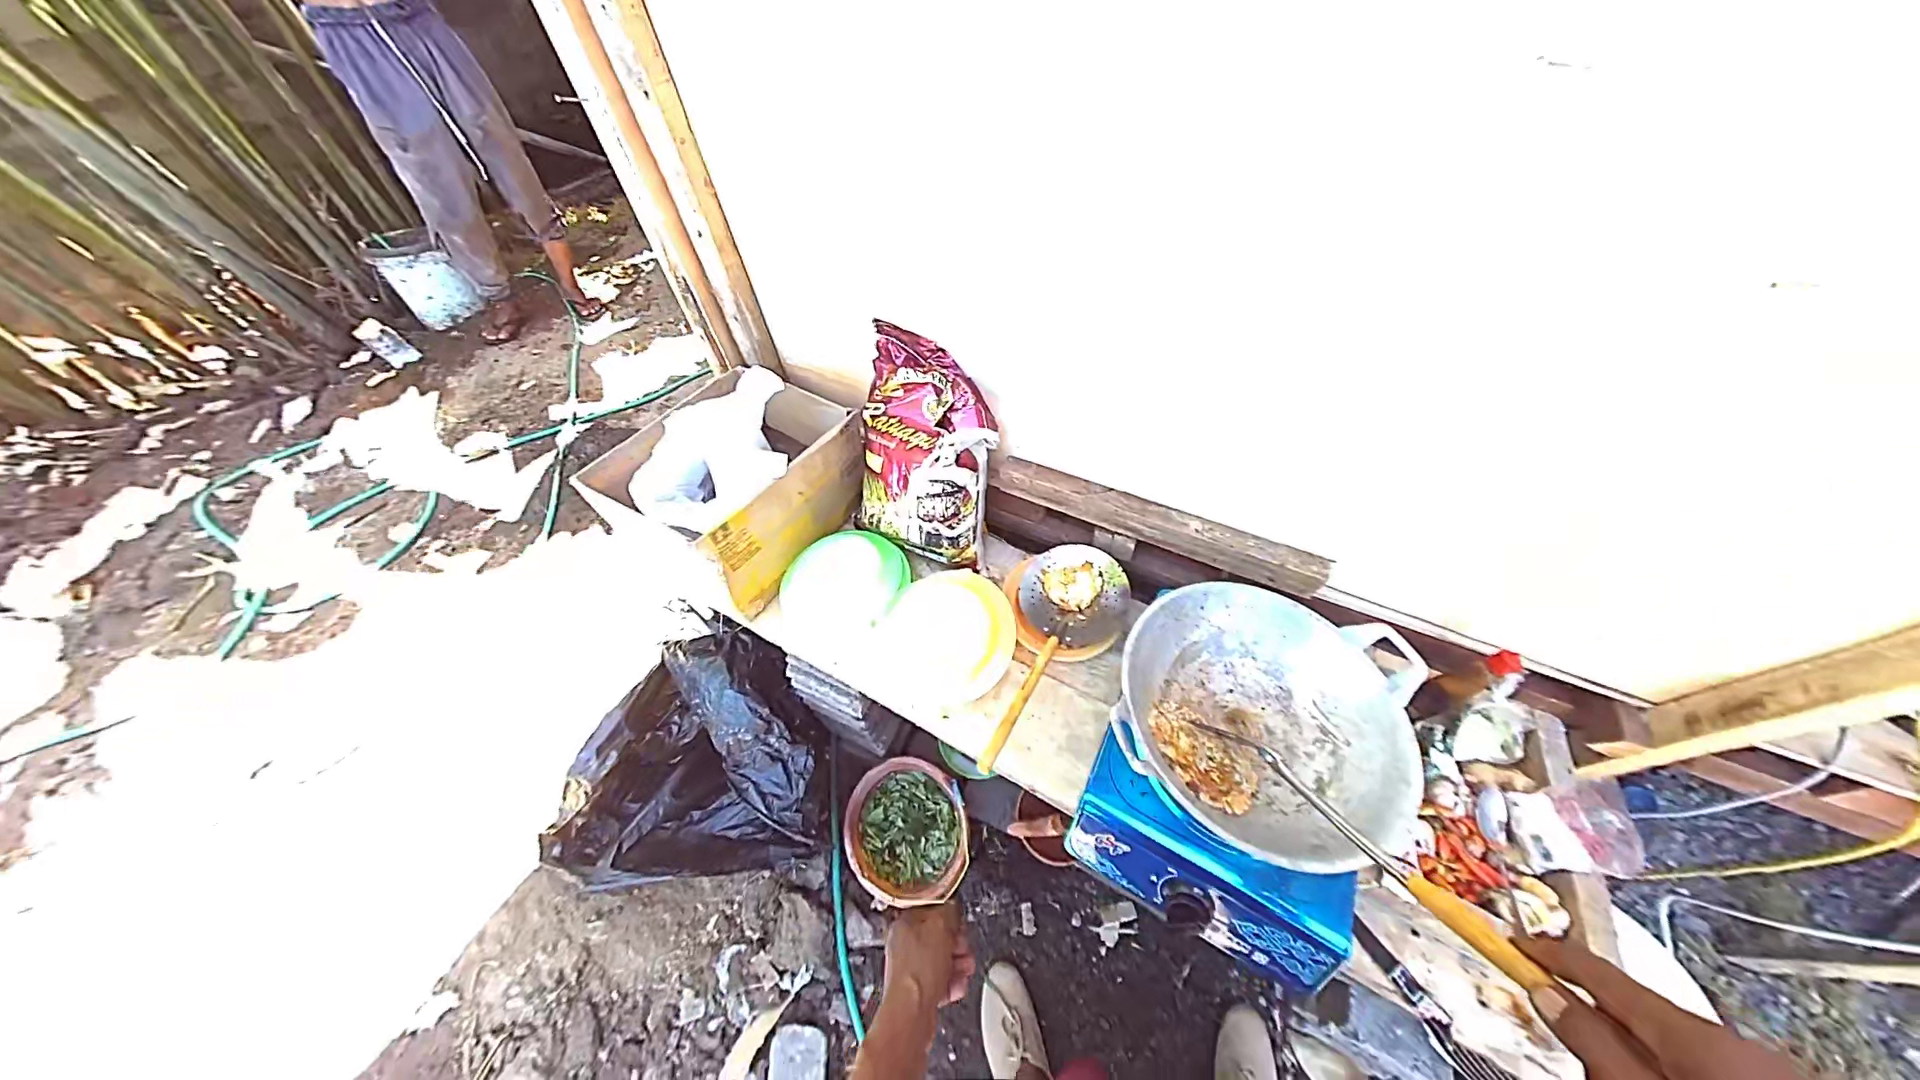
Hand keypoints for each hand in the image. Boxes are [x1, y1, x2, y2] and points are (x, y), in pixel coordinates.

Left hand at [883, 902, 975, 1008]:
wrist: (912, 1014)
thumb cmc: (918, 970)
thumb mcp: (940, 927)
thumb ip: (948, 911)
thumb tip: (952, 906)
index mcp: (904, 923)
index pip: (931, 911)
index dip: (949, 917)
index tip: (959, 925)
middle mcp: (904, 945)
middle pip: (939, 938)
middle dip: (957, 944)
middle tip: (963, 950)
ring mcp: (910, 969)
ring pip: (942, 960)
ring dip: (958, 964)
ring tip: (964, 970)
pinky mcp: (918, 991)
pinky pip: (941, 981)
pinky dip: (952, 983)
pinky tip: (956, 986)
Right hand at [1517, 935, 1804, 1079]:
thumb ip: (1591, 1043)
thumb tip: (1546, 993)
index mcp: (1696, 1035)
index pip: (1602, 973)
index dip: (1551, 954)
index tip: (1515, 944)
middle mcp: (1737, 1043)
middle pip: (1637, 1012)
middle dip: (1595, 1020)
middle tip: (1565, 1042)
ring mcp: (1768, 1071)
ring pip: (1670, 1043)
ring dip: (1631, 1053)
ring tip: (1612, 1077)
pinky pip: (1703, 1067)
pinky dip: (1666, 1071)